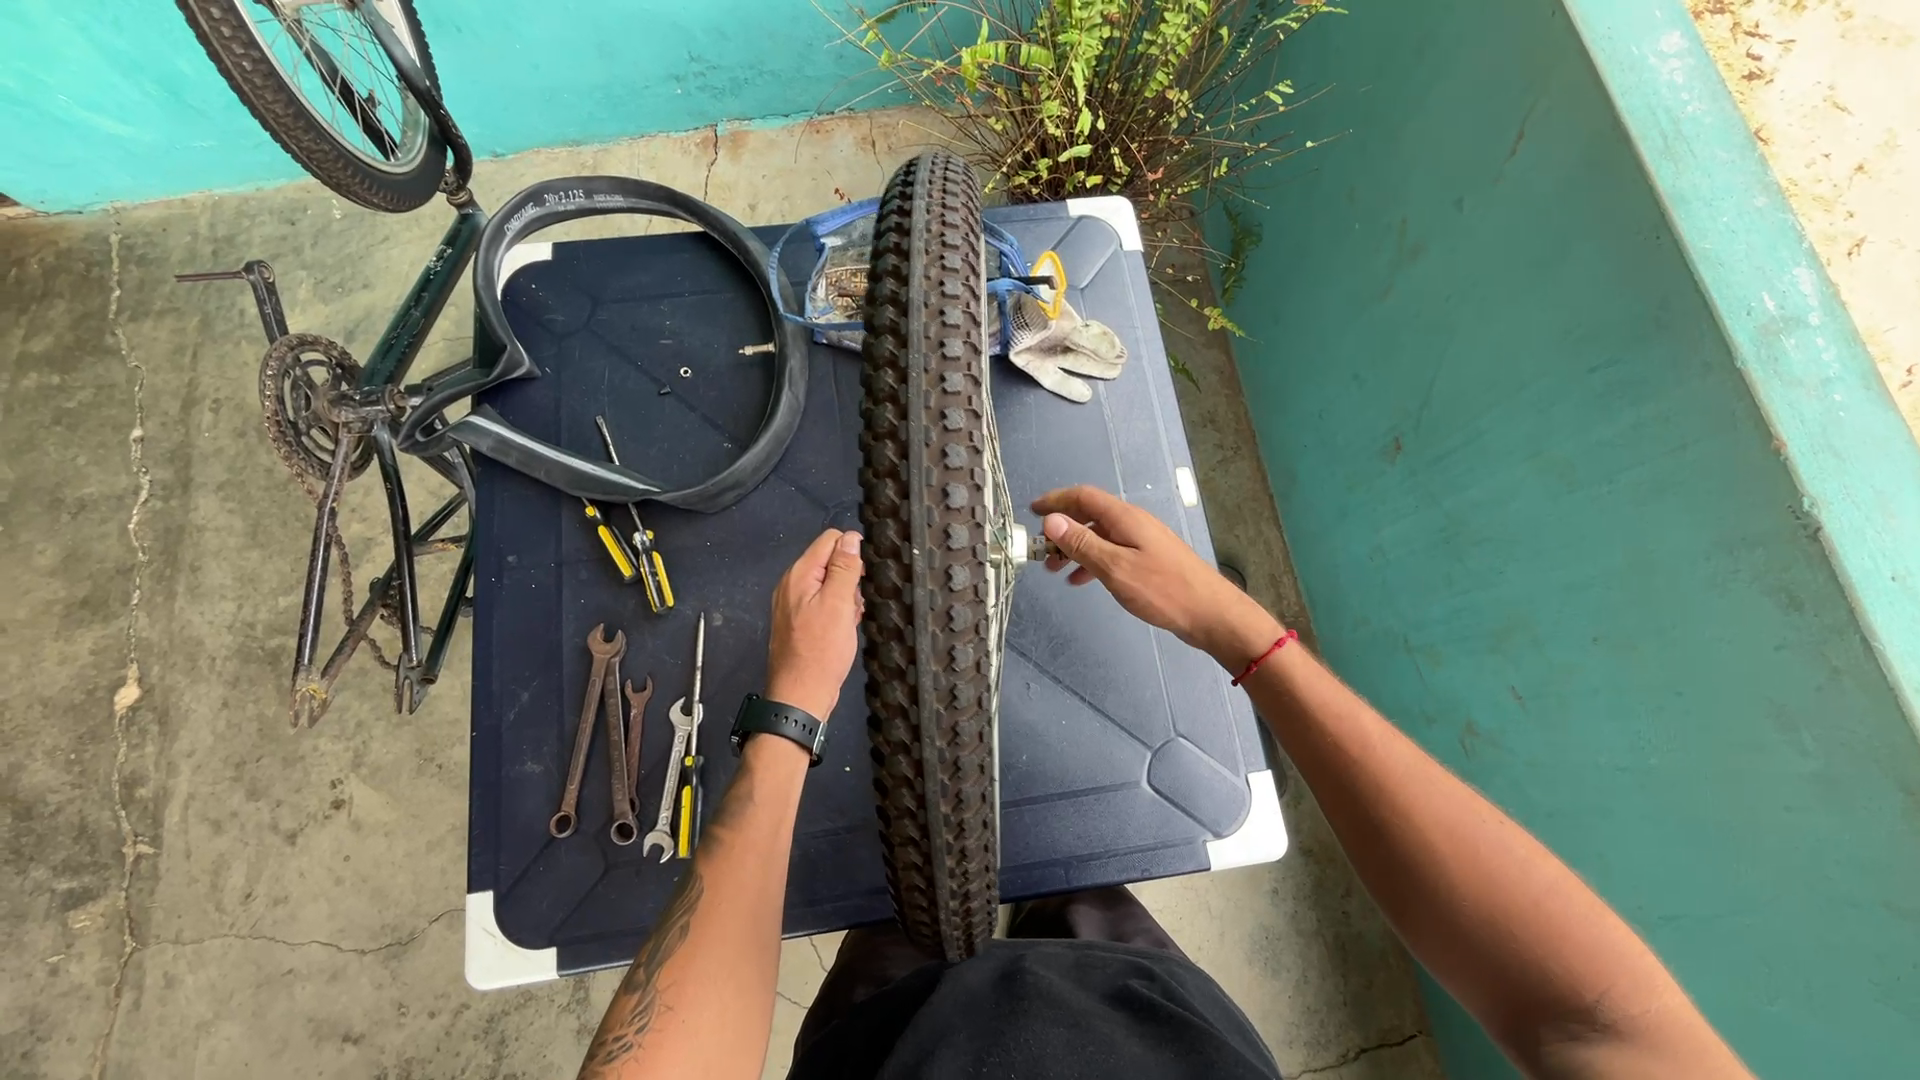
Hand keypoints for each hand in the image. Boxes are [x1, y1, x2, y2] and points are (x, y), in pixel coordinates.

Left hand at [765, 528, 863, 719]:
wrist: (801, 696)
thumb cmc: (822, 651)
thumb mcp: (838, 604)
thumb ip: (844, 568)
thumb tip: (850, 537)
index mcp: (799, 575)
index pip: (829, 540)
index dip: (852, 552)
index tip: (862, 579)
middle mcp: (792, 584)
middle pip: (829, 561)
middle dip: (849, 579)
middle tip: (853, 606)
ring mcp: (793, 604)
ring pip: (829, 584)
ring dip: (846, 598)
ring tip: (849, 622)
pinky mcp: (798, 621)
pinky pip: (823, 604)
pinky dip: (837, 613)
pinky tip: (842, 631)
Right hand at [1030, 485, 1283, 669]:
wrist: (1210, 613)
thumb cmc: (1162, 589)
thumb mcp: (1115, 568)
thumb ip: (1082, 544)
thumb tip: (1052, 520)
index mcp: (1125, 518)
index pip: (1083, 497)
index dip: (1056, 501)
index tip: (1032, 512)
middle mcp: (1133, 523)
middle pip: (1090, 515)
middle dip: (1062, 528)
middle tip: (1039, 550)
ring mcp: (1142, 540)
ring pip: (1100, 536)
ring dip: (1075, 548)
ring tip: (1055, 570)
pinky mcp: (1148, 559)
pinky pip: (1111, 552)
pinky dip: (1092, 562)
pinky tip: (1081, 580)